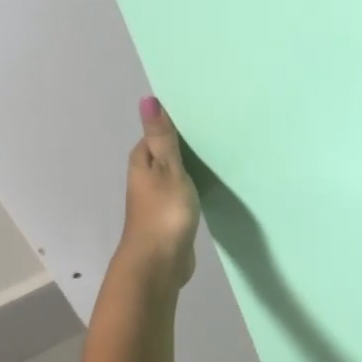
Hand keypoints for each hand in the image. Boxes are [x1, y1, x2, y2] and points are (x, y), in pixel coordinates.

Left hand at [117, 95, 200, 287]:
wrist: (159, 262)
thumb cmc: (164, 212)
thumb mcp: (168, 170)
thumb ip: (162, 138)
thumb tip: (147, 99)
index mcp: (142, 162)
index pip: (157, 134)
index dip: (175, 126)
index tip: (201, 116)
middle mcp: (146, 178)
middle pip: (166, 155)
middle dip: (186, 146)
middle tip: (217, 134)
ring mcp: (158, 200)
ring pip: (176, 175)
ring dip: (192, 169)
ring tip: (219, 157)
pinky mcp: (172, 217)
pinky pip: (185, 195)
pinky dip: (196, 189)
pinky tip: (212, 189)